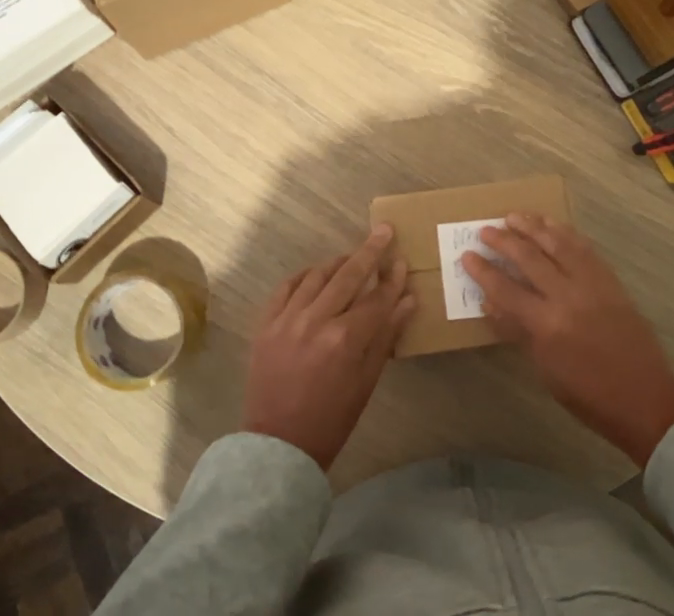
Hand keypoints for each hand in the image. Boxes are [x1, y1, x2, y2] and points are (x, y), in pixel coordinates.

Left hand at [242, 224, 416, 469]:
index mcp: (346, 339)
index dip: (392, 279)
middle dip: (369, 251)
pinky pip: (286, 288)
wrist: (279, 443)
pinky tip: (316, 274)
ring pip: (316, 276)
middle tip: (383, 231)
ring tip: (352, 256)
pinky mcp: (265, 324)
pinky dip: (304, 277)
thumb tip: (408, 300)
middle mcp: (316, 321)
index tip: (402, 260)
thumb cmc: (332, 418)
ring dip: (337, 262)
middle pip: (348, 275)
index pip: (376, 297)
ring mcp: (287, 320)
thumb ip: (386, 335)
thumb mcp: (367, 380)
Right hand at [461, 213, 673, 465]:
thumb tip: (489, 304)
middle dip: (504, 241)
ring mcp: (593, 285)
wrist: (643, 398)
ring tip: (515, 216)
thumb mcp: (545, 369)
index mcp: (547, 325)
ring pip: (559, 245)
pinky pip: (585, 249)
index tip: (467, 256)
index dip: (484, 271)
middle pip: (529, 259)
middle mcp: (568, 297)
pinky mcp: (612, 281)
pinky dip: (566, 234)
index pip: (506, 289)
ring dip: (534, 227)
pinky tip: (553, 227)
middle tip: (485, 230)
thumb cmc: (588, 395)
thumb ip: (517, 332)